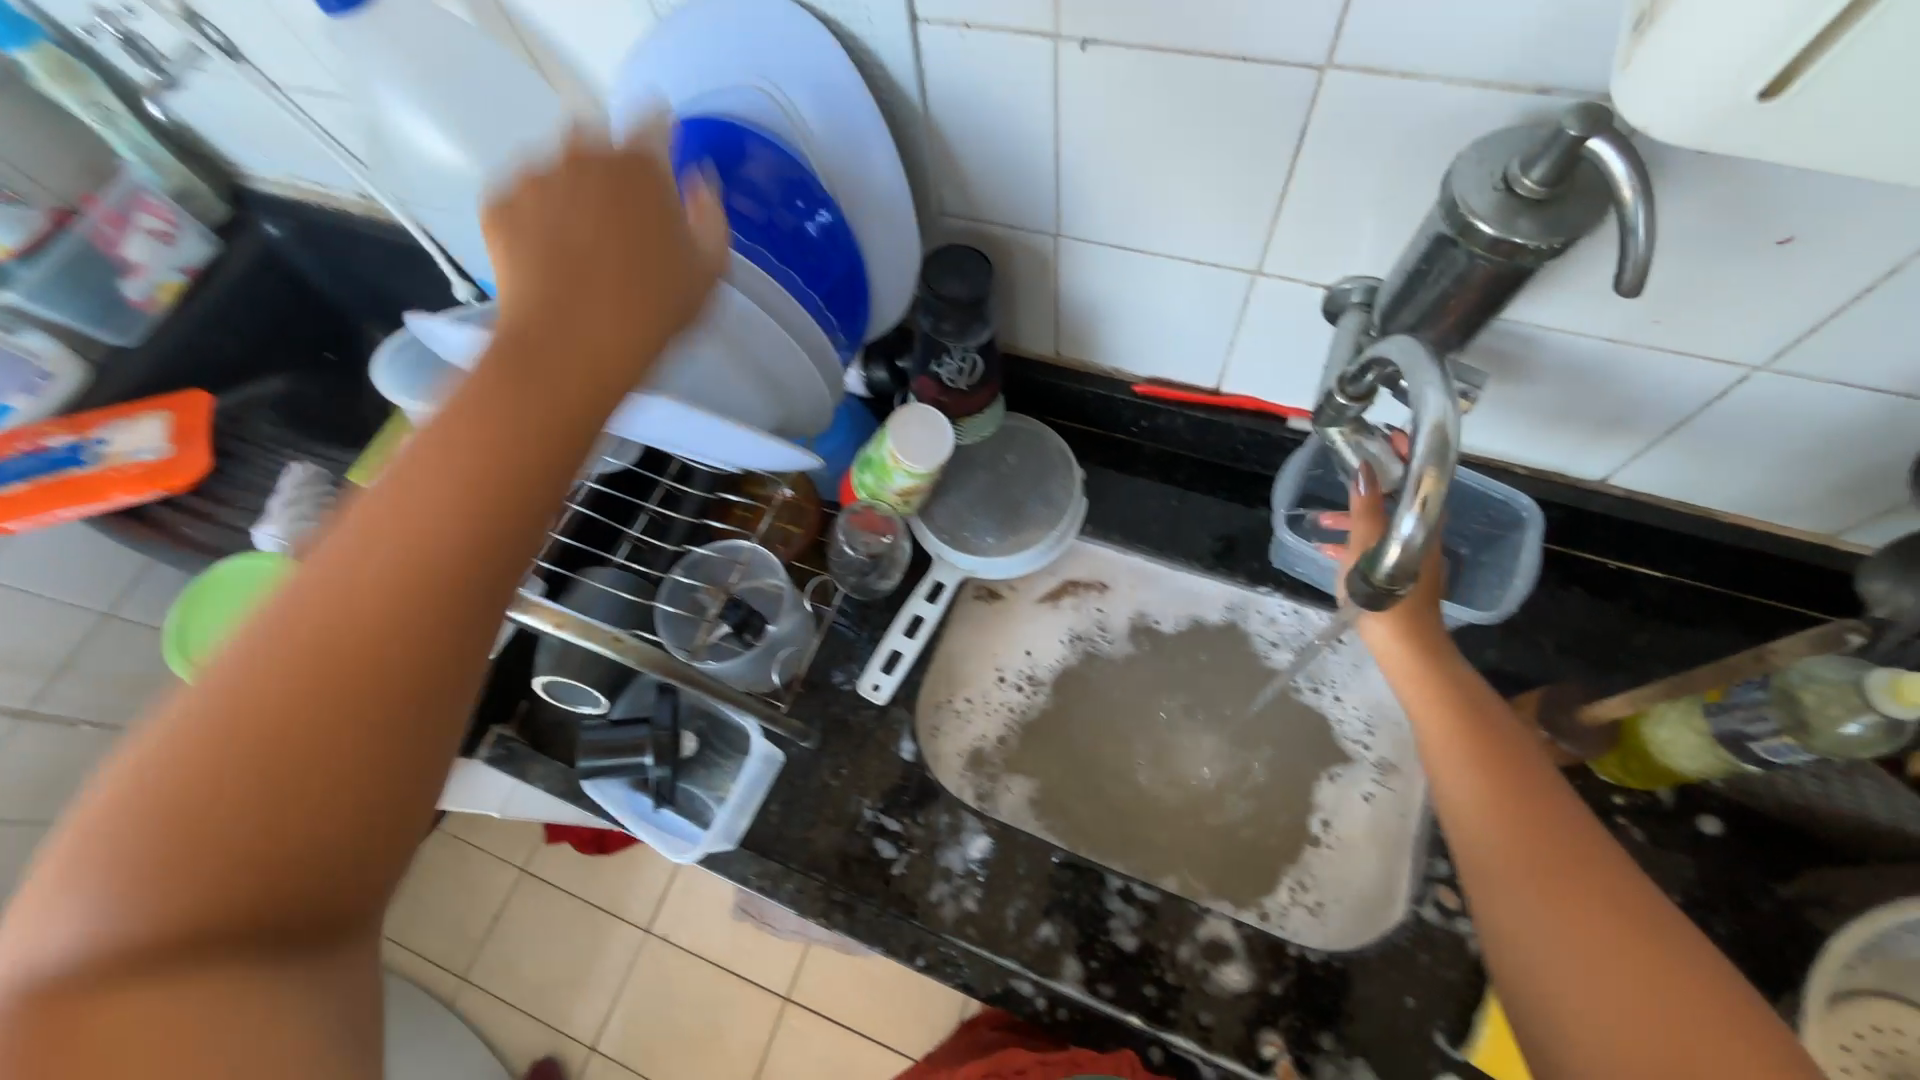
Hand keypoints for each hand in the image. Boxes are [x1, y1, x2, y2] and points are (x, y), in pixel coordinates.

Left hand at [481, 117, 729, 398]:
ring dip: (569, 189)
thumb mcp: (710, 270)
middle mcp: (584, 153)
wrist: (570, 348)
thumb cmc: (653, 311)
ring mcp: (535, 176)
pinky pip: (522, 198)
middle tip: (618, 215)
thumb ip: (709, 214)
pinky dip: (535, 218)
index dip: (659, 137)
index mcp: (642, 164)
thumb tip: (696, 181)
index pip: (653, 121)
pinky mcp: (498, 203)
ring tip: (579, 243)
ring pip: (555, 166)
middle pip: (597, 137)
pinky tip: (549, 258)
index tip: (662, 162)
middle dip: (607, 163)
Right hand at [1313, 449, 1448, 653]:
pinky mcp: (1397, 580)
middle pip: (1396, 505)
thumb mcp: (1367, 544)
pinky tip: (1327, 552)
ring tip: (1320, 522)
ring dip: (1353, 521)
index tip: (1389, 437)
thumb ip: (1366, 508)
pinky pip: (1374, 552)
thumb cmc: (1385, 591)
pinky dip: (1353, 546)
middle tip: (1344, 478)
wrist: (1403, 646)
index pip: (1419, 480)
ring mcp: (1410, 561)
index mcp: (1422, 525)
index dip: (1407, 457)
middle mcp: (1421, 538)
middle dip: (1369, 491)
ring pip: (1381, 529)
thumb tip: (1365, 469)